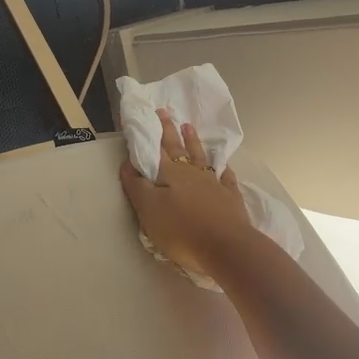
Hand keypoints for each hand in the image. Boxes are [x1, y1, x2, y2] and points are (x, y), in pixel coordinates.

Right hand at [119, 107, 262, 283]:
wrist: (225, 246)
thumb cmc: (181, 230)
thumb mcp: (148, 210)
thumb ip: (137, 185)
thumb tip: (128, 162)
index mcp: (170, 174)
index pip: (158, 149)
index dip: (152, 132)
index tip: (148, 114)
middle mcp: (192, 173)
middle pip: (179, 147)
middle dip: (170, 130)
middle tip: (165, 112)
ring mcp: (214, 183)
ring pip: (202, 157)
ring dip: (194, 141)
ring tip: (189, 126)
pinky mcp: (231, 197)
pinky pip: (226, 177)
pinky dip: (223, 169)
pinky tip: (223, 165)